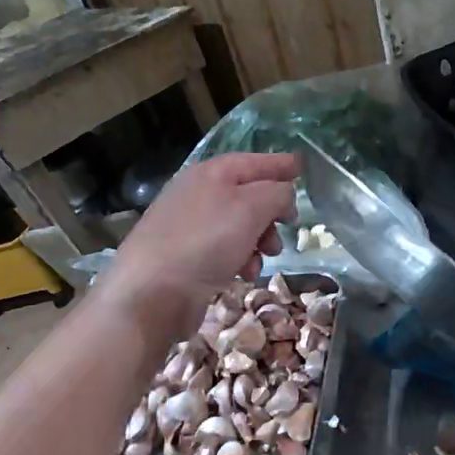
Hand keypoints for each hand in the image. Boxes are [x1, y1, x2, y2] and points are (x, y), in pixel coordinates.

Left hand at [101, 153, 298, 335]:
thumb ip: (276, 194)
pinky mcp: (187, 256)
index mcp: (210, 174)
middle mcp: (198, 195)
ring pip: (240, 226)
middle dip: (273, 212)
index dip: (279, 164)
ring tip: (266, 255)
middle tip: (289, 226)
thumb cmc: (206, 242)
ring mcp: (190, 227)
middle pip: (248, 195)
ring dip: (260, 239)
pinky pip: (225, 250)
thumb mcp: (250, 209)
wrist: (152, 292)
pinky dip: (241, 259)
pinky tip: (244, 274)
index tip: (302, 168)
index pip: (253, 161)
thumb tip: (284, 194)